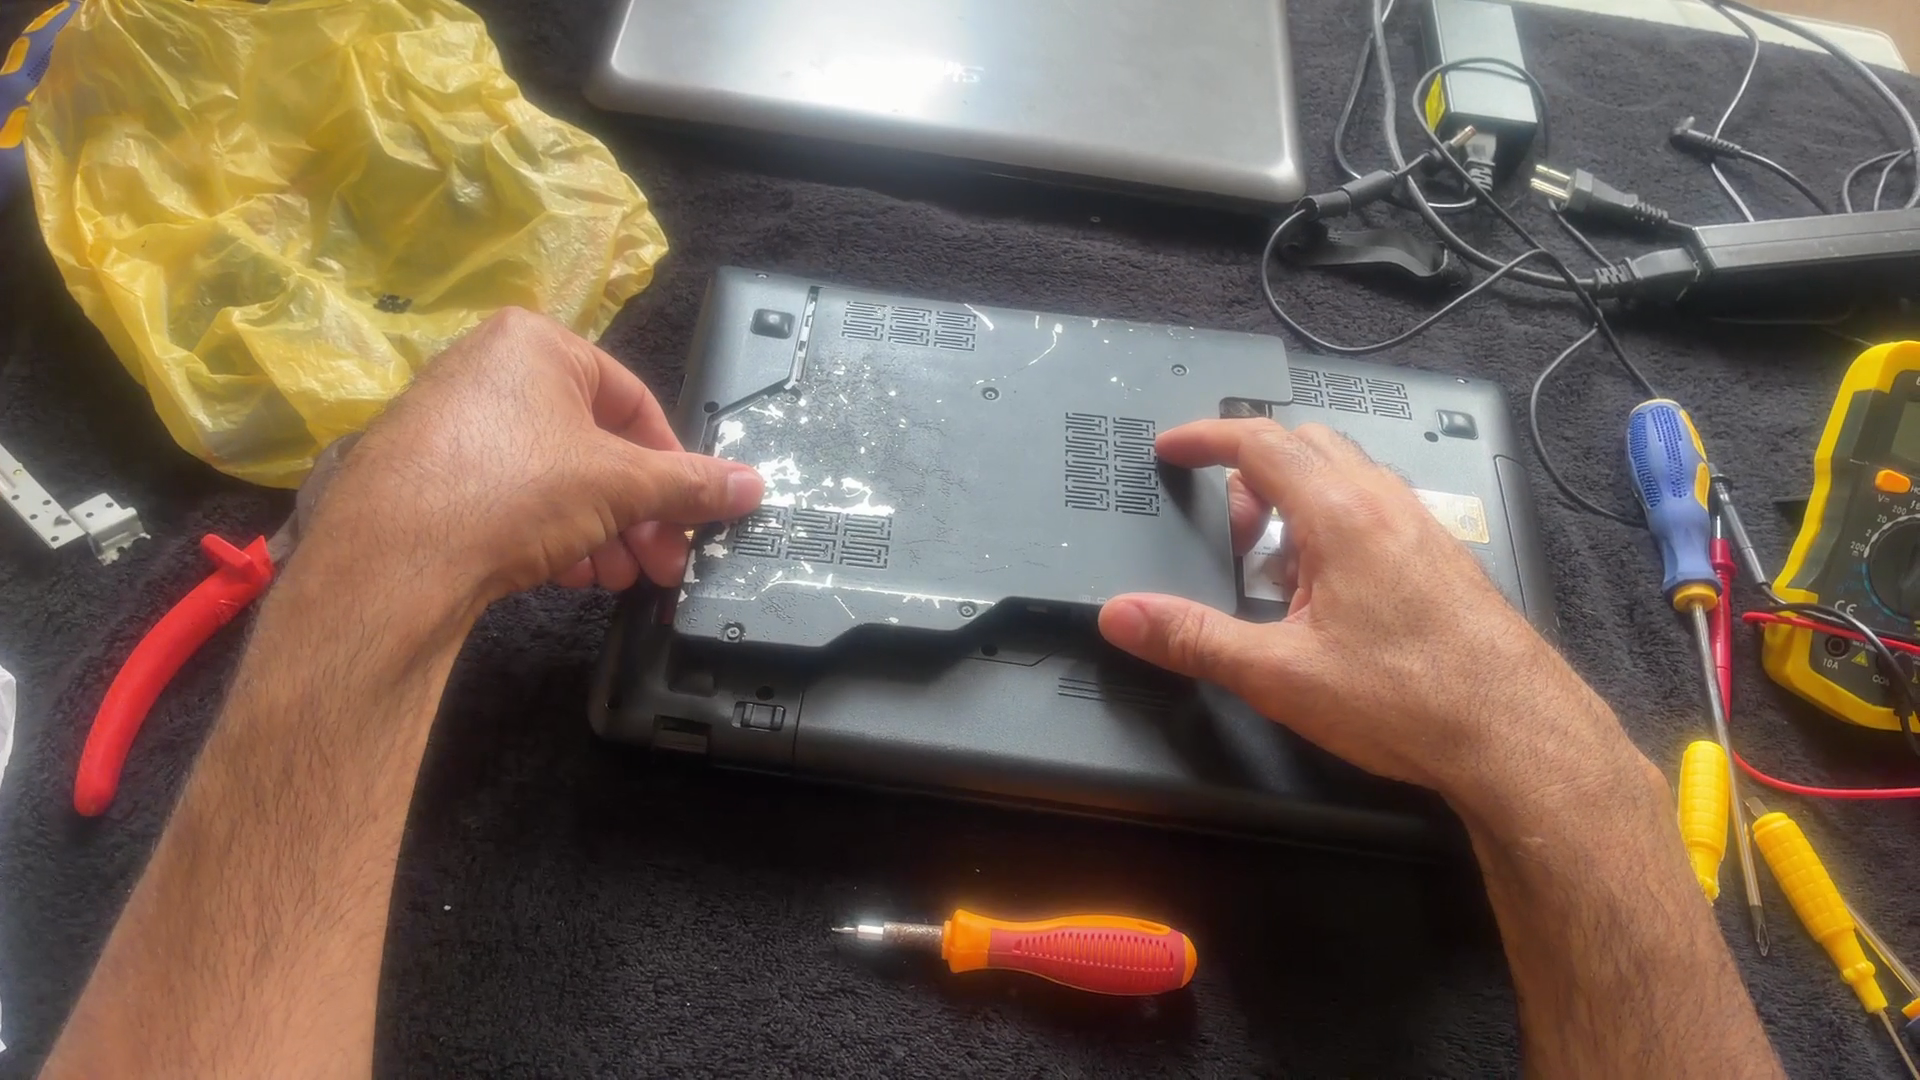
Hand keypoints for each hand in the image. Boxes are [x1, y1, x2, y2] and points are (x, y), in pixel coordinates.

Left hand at [298, 307, 763, 603]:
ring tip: (617, 577)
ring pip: (563, 478)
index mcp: (539, 346)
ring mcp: (456, 423)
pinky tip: (570, 574)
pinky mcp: (432, 473)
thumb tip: (755, 486)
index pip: (638, 403)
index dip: (674, 465)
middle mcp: (493, 371)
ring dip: (605, 532)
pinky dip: (556, 534)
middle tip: (662, 562)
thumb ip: (693, 484)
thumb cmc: (515, 492)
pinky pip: (518, 495)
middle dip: (640, 514)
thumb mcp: (623, 485)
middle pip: (601, 448)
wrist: (389, 564)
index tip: (690, 513)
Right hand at [1098, 419, 1648, 812]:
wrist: (1525, 744)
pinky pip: (1369, 510)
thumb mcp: (1278, 673)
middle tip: (1226, 529)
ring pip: (1341, 476)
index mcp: (1341, 515)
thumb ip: (1191, 638)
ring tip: (1271, 566)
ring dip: (1290, 498)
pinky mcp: (1439, 558)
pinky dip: (1327, 523)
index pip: (1261, 444)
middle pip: (1304, 446)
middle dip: (1249, 471)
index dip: (1206, 438)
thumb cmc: (1405, 701)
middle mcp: (1385, 505)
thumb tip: (1118, 615)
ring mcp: (1420, 528)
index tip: (1171, 448)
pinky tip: (1324, 593)